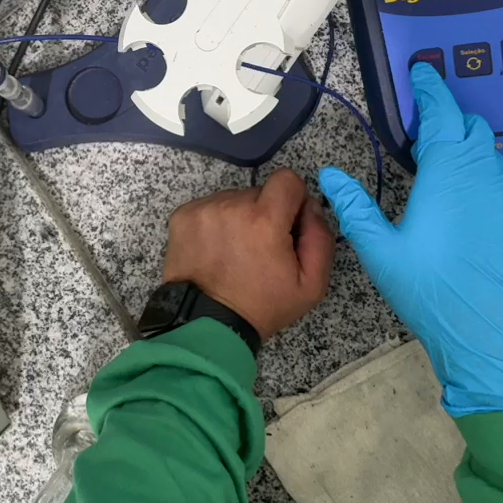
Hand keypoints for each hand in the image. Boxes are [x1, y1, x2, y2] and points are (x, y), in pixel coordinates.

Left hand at [162, 169, 334, 340]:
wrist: (207, 323)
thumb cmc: (262, 305)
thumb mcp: (311, 284)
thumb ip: (320, 237)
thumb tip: (311, 205)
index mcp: (264, 219)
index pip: (287, 179)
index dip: (293, 200)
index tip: (287, 224)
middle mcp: (231, 205)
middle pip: (259, 192)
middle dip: (264, 214)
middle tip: (260, 248)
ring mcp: (203, 209)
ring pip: (233, 200)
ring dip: (238, 218)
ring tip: (234, 252)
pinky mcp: (182, 215)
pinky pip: (209, 207)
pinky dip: (215, 223)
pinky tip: (215, 250)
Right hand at [318, 62, 502, 415]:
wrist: (497, 339)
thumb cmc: (432, 291)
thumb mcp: (380, 250)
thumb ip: (354, 206)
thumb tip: (330, 174)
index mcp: (448, 173)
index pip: (441, 114)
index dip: (431, 89)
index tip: (423, 73)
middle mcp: (486, 175)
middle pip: (471, 127)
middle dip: (448, 120)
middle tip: (423, 134)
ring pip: (492, 155)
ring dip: (469, 151)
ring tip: (446, 170)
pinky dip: (493, 178)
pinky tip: (479, 200)